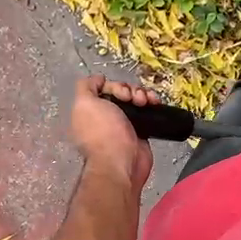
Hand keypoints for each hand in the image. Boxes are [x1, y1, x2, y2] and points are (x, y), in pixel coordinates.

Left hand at [70, 75, 156, 192]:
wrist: (122, 161)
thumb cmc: (103, 132)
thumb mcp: (84, 104)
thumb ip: (86, 87)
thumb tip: (98, 78)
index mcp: (90, 111)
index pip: (104, 87)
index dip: (114, 86)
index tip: (121, 94)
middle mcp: (105, 116)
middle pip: (121, 91)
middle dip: (130, 90)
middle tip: (134, 99)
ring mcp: (123, 123)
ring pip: (135, 98)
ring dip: (143, 94)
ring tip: (147, 102)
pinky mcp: (140, 129)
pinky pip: (146, 109)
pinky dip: (151, 103)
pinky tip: (155, 103)